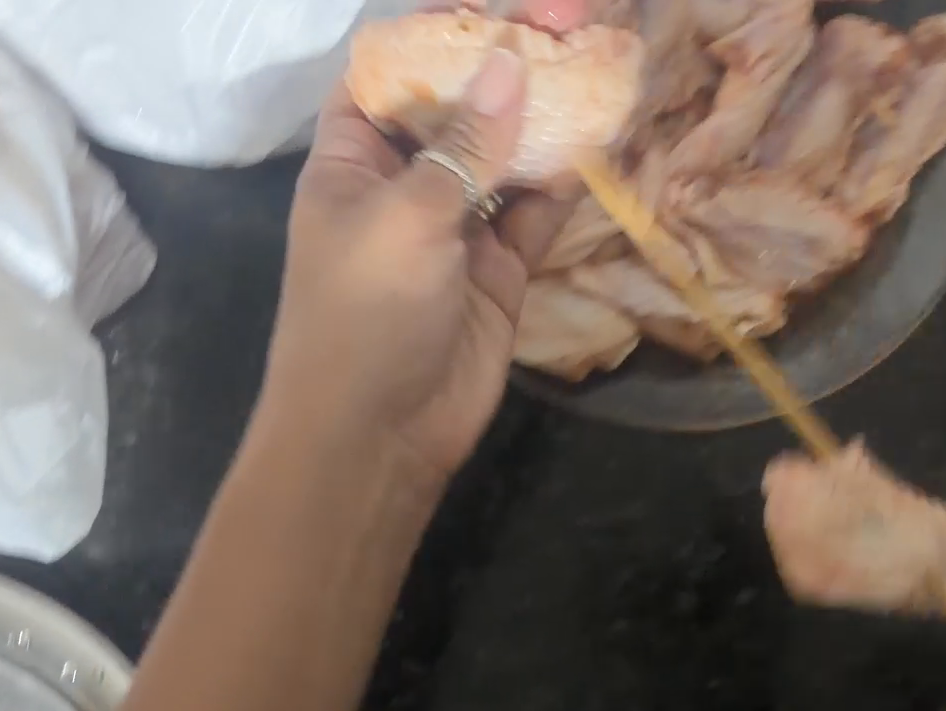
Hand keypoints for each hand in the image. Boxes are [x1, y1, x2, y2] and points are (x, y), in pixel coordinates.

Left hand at [261, 47, 576, 495]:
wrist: (381, 433)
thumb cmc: (367, 314)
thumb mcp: (406, 217)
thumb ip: (463, 145)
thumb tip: (510, 66)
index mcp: (353, 161)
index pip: (391, 74)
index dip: (439, 37)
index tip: (496, 14)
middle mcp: (405, 188)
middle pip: (457, 111)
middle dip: (505, 71)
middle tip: (566, 28)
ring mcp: (455, 232)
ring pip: (502, 162)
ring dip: (541, 124)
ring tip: (592, 71)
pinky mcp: (497, 274)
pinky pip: (531, 217)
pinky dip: (559, 187)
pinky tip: (591, 145)